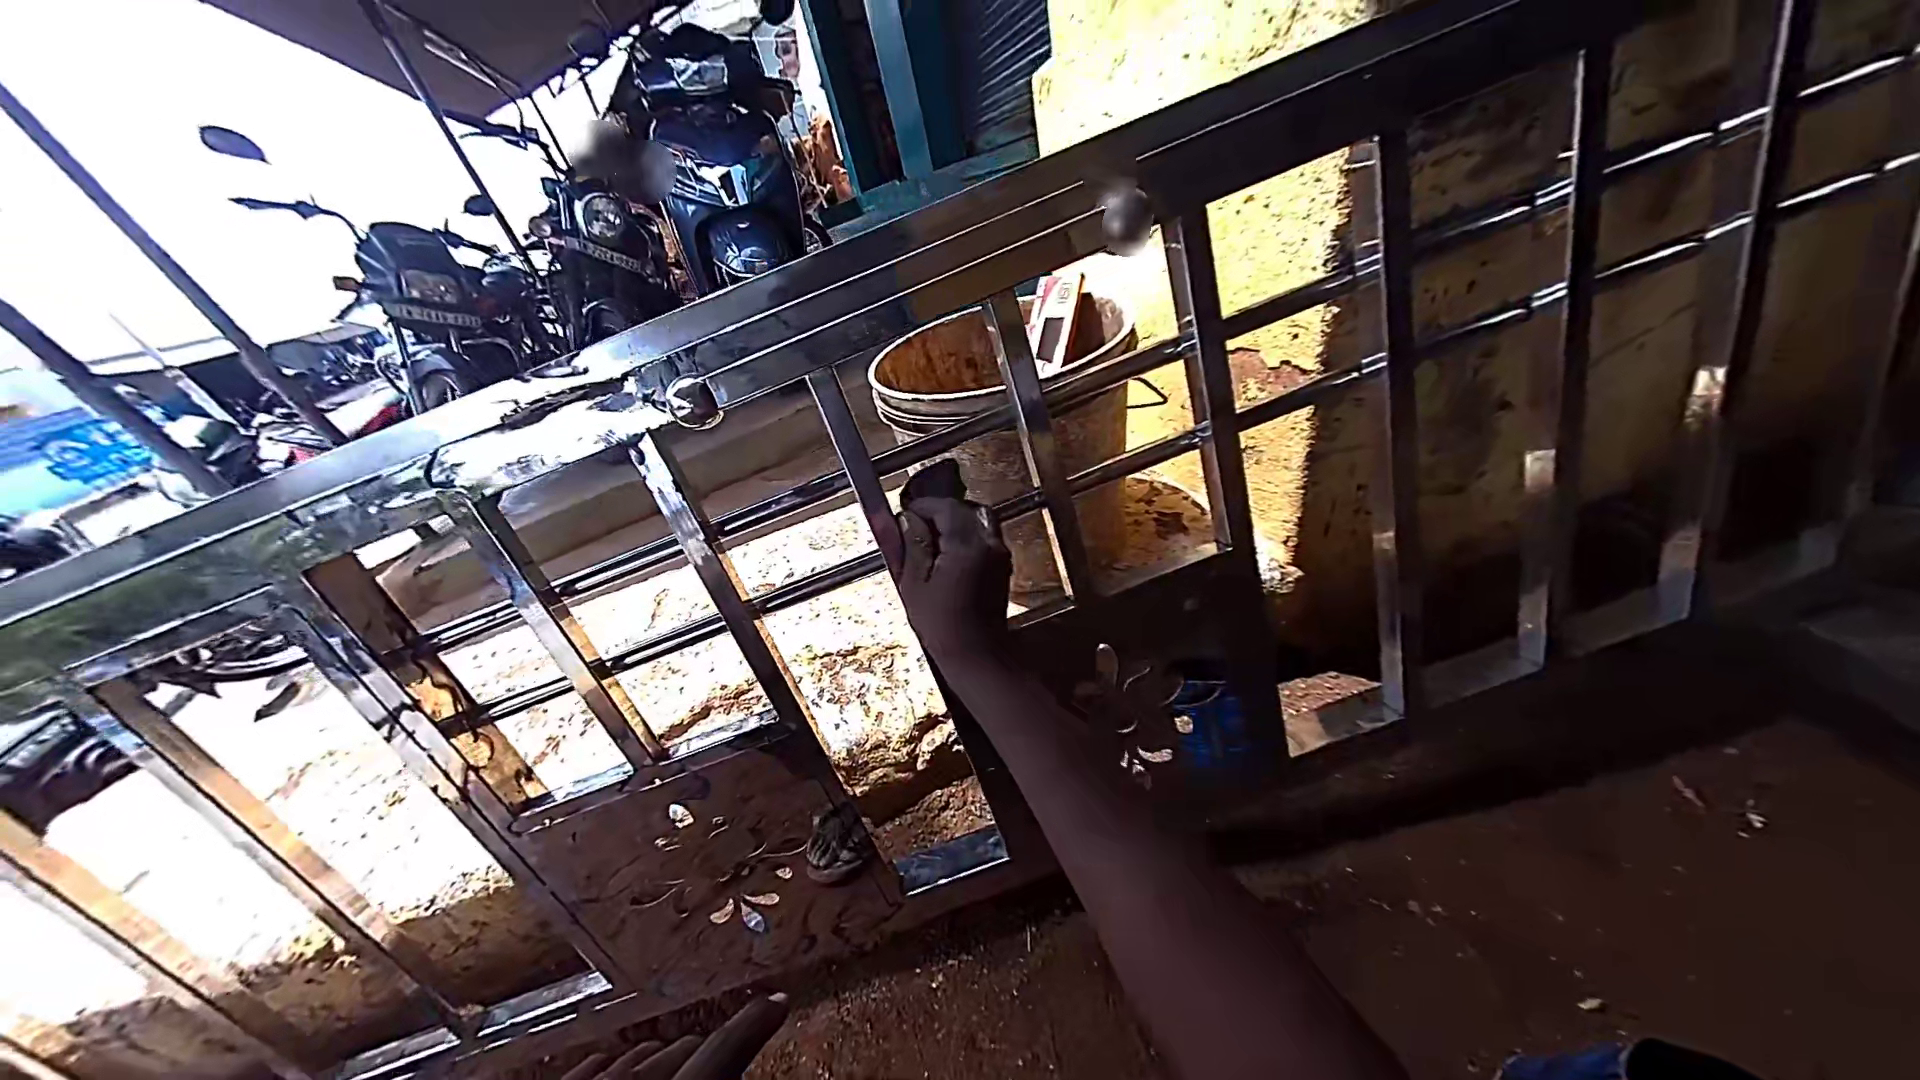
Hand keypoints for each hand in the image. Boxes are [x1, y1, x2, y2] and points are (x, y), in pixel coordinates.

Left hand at [557, 994, 788, 1079]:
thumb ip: (721, 1066)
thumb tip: (743, 1063)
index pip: (724, 1051)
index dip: (756, 1023)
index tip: (778, 999)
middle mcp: (635, 1079)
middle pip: (684, 1049)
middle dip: (703, 1054)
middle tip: (715, 1068)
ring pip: (640, 1056)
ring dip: (661, 1062)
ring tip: (673, 1074)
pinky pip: (593, 1069)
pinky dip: (614, 1070)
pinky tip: (618, 1072)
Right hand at [880, 496, 1011, 664]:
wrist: (976, 654)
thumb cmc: (941, 625)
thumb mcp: (915, 585)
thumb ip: (913, 546)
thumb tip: (907, 519)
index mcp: (967, 546)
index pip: (946, 508)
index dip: (922, 506)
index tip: (904, 513)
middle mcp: (989, 544)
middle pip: (965, 509)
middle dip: (940, 511)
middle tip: (916, 525)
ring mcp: (1000, 554)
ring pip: (979, 520)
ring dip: (955, 522)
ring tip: (931, 539)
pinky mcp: (1003, 565)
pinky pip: (986, 536)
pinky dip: (967, 535)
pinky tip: (948, 554)